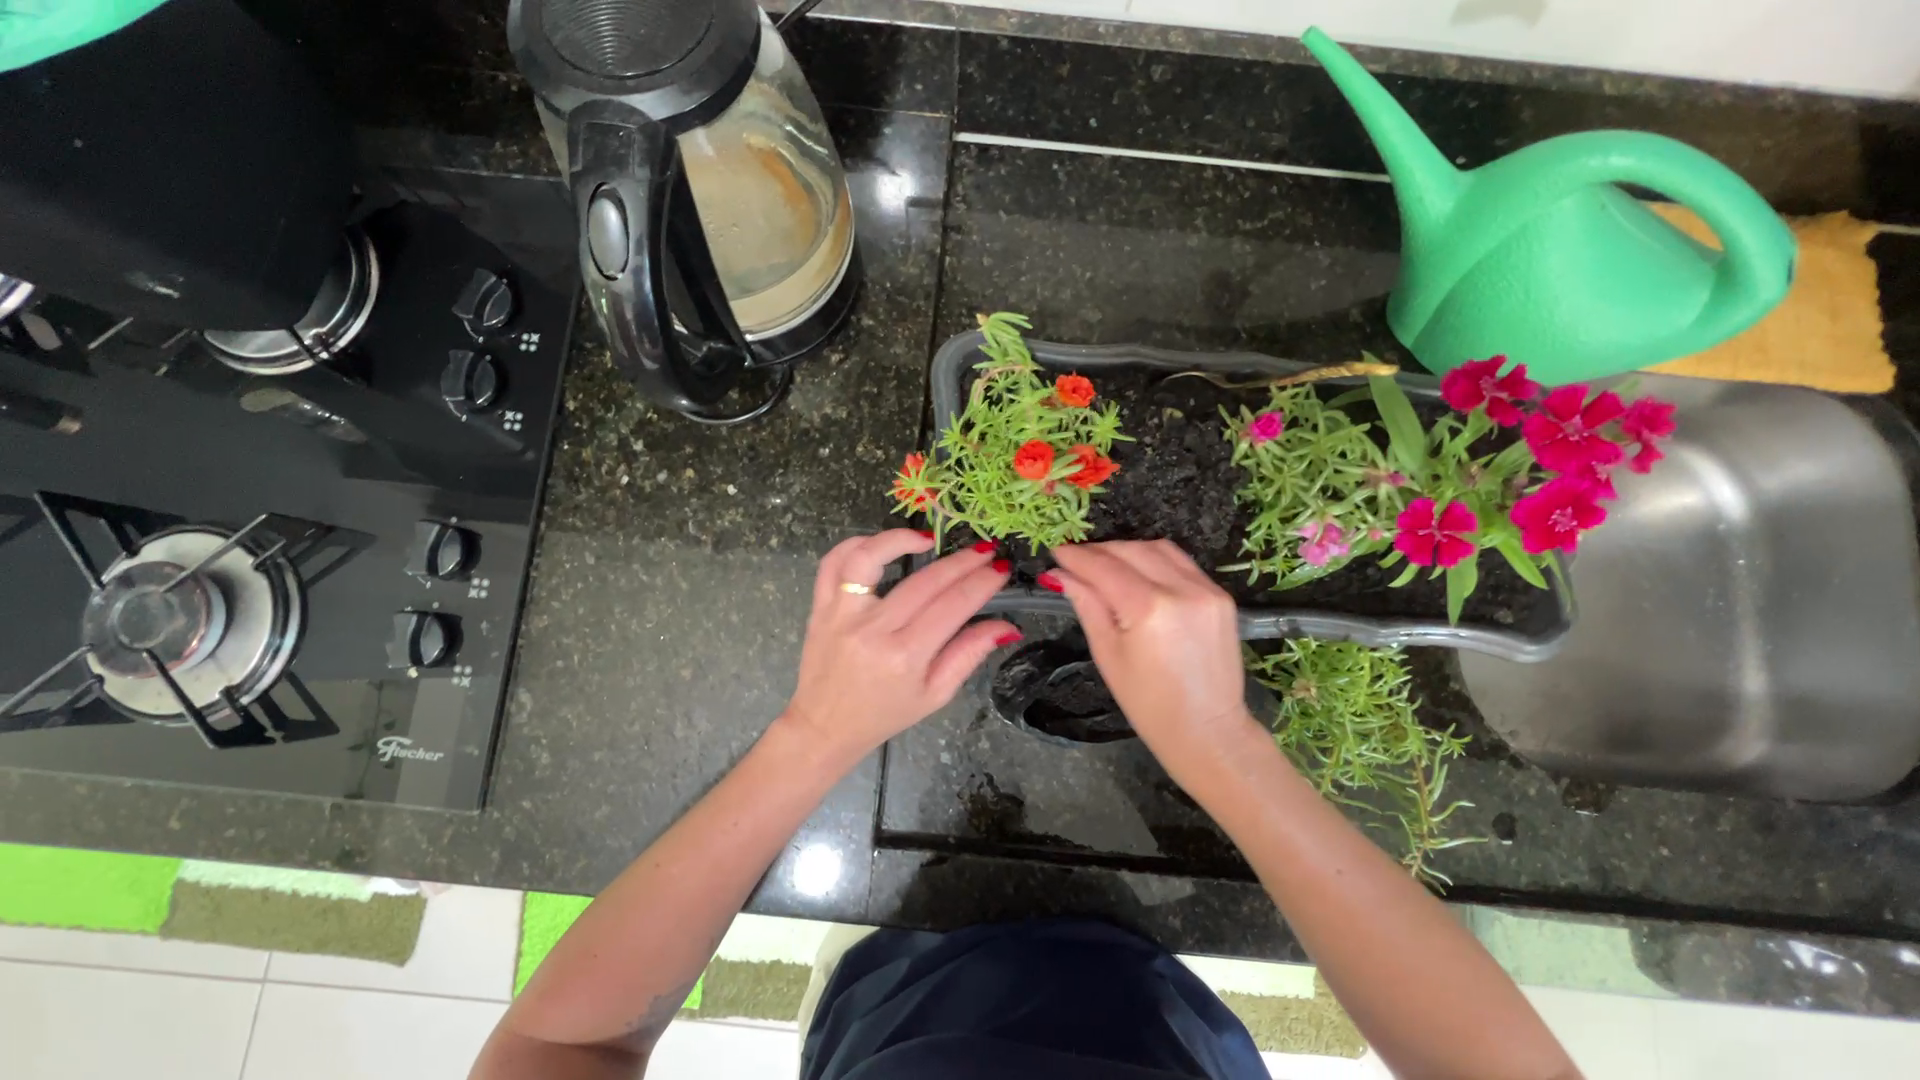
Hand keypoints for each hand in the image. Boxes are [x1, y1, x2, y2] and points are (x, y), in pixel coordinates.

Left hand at [781, 529, 1017, 758]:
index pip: (953, 606)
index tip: (1001, 569)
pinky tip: (881, 544)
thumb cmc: (885, 714)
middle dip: (961, 563)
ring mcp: (842, 615)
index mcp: (905, 657)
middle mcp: (873, 631)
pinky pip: (832, 564)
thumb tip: (1007, 626)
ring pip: (868, 559)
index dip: (982, 583)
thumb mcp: (935, 695)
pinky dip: (855, 544)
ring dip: (900, 540)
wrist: (825, 727)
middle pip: (924, 582)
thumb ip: (969, 655)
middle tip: (986, 551)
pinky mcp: (820, 608)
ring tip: (928, 539)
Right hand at [1047, 541, 1253, 750]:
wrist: (1206, 728)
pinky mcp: (1221, 596)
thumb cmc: (1148, 703)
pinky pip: (1182, 563)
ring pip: (1159, 548)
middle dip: (1100, 551)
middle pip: (1131, 550)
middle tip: (1076, 561)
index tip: (1056, 552)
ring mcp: (1206, 590)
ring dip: (1128, 550)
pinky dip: (1156, 561)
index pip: (1105, 567)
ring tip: (1107, 565)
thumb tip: (1061, 574)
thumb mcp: (1107, 654)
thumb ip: (1087, 605)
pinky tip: (1140, 574)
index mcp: (1148, 609)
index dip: (1076, 557)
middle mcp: (1181, 590)